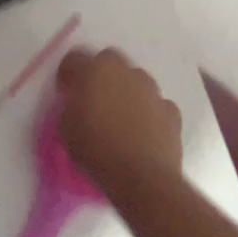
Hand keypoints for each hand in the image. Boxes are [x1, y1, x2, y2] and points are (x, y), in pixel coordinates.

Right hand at [54, 47, 183, 188]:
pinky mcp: (172, 113)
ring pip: (137, 80)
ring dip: (128, 91)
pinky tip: (144, 131)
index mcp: (93, 69)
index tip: (66, 92)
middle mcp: (124, 71)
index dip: (68, 74)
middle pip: (110, 60)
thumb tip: (78, 104)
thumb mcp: (66, 125)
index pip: (74, 58)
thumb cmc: (96, 147)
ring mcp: (152, 90)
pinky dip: (151, 113)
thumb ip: (71, 105)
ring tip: (122, 116)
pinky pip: (157, 105)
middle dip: (102, 74)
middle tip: (95, 98)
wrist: (141, 178)